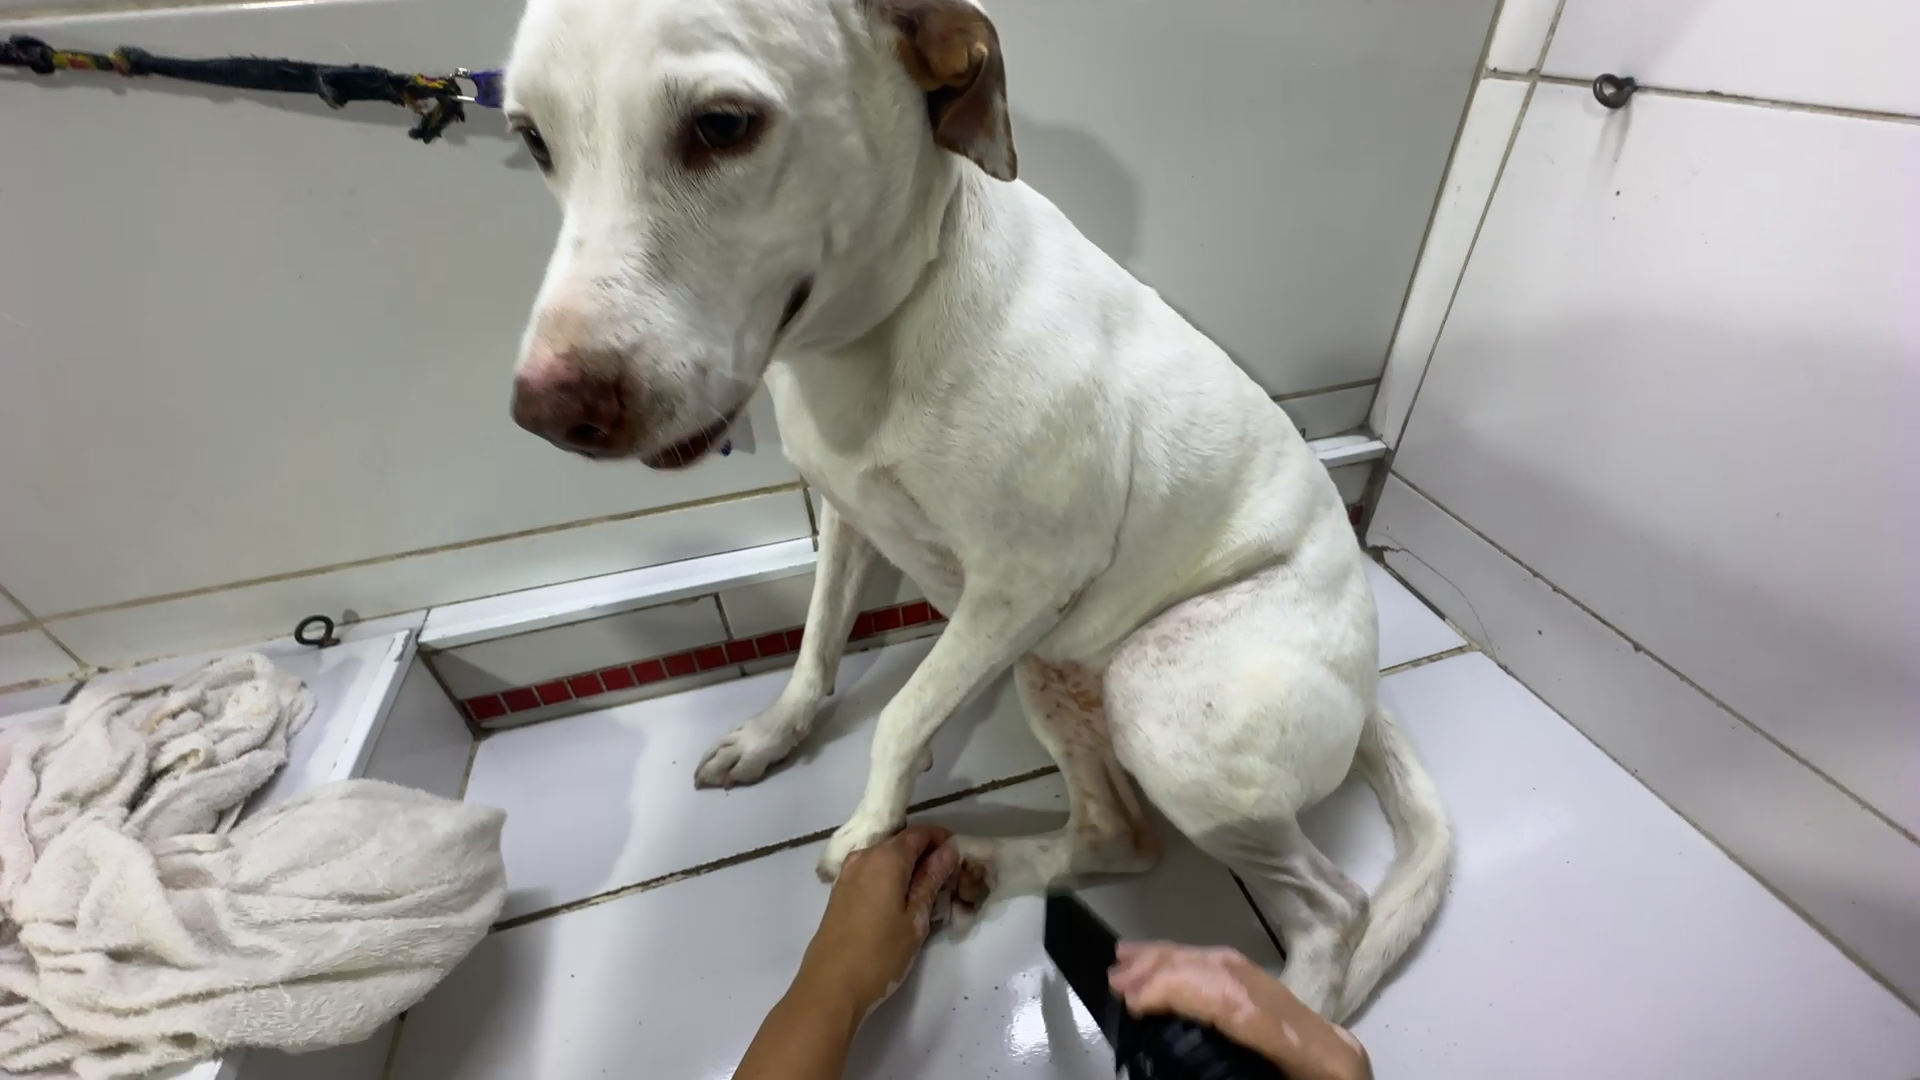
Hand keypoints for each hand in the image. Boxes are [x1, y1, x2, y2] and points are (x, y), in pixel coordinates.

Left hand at [795, 825, 960, 1015]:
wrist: (829, 987)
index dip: (942, 840)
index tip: (959, 857)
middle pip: (901, 842)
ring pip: (885, 856)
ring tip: (924, 893)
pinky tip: (898, 902)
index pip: (920, 833)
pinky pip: (870, 870)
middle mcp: (865, 855)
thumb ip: (931, 879)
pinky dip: (888, 877)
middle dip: (926, 854)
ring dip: (907, 867)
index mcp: (886, 857)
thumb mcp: (915, 919)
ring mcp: (848, 872)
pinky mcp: (840, 890)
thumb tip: (949, 851)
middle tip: (946, 879)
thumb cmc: (879, 955)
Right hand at [1109, 943, 1371, 1079]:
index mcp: (1324, 1063)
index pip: (1242, 1006)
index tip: (1131, 999)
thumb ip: (1211, 1071)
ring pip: (1237, 970)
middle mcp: (1321, 1032)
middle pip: (1235, 976)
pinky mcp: (1298, 1028)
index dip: (1181, 990)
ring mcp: (1312, 1024)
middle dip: (1169, 968)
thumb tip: (1154, 1051)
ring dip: (1174, 961)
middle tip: (1117, 976)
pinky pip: (1243, 984)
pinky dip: (1197, 972)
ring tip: (1127, 961)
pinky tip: (1166, 969)